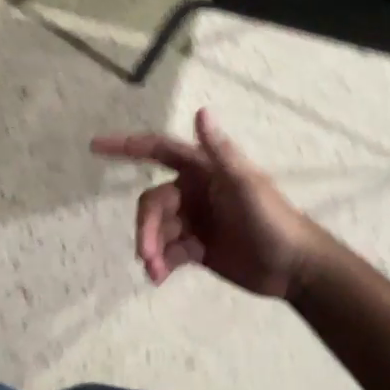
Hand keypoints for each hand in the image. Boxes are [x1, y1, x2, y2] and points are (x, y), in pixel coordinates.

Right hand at [92, 108, 328, 299]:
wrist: (294, 269)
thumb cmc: (273, 219)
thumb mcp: (247, 184)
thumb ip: (220, 152)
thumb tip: (201, 111)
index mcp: (202, 169)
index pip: (157, 150)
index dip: (126, 146)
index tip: (95, 147)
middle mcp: (193, 192)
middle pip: (152, 203)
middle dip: (146, 227)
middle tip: (146, 253)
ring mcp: (193, 221)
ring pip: (156, 230)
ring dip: (152, 248)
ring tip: (156, 270)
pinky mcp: (196, 248)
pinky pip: (167, 252)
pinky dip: (161, 263)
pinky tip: (160, 278)